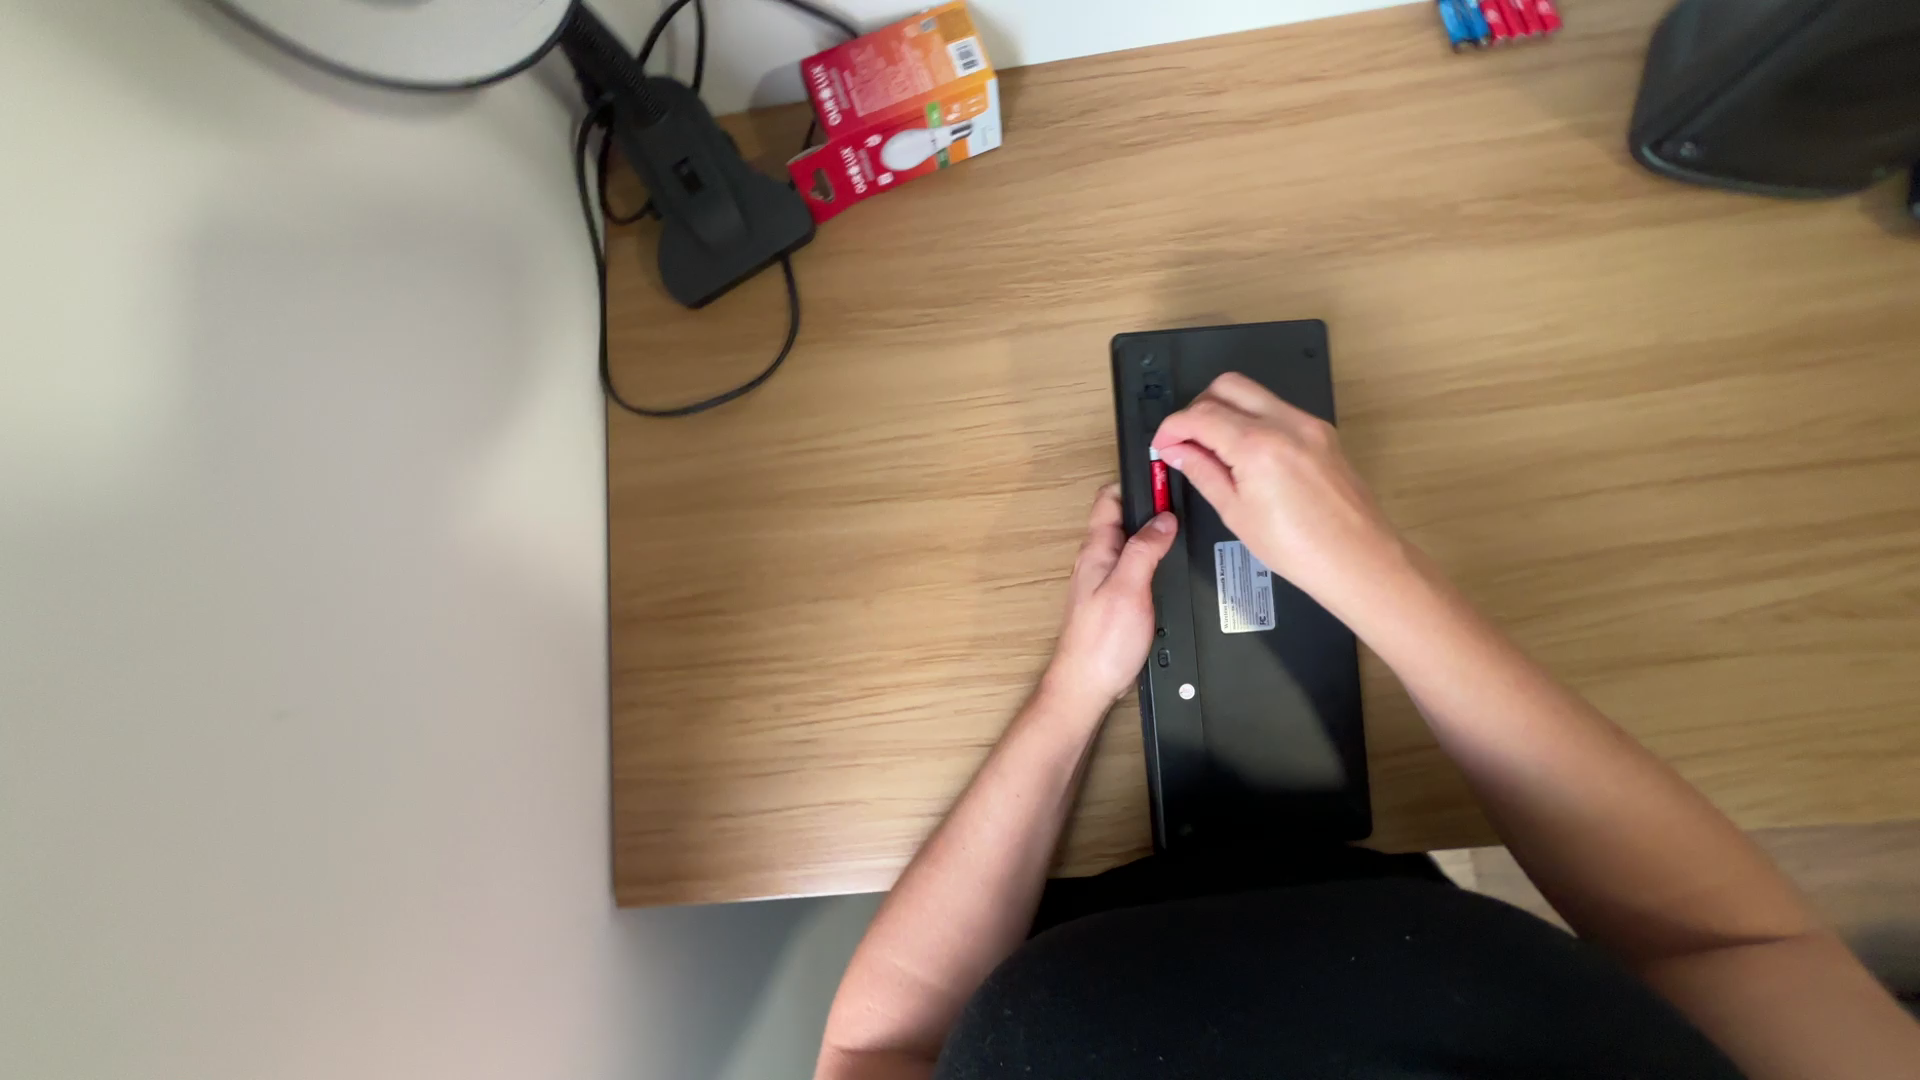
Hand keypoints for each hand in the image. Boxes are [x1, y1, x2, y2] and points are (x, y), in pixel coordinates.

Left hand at [1042, 484, 1178, 711]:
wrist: (1087, 685)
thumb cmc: (1101, 643)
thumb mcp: (1128, 588)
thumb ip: (1143, 550)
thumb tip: (1163, 520)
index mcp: (1096, 551)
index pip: (1109, 500)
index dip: (1135, 482)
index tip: (1161, 472)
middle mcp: (1097, 561)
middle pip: (1122, 518)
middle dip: (1148, 503)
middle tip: (1178, 492)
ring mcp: (1105, 581)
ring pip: (1129, 542)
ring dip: (1151, 530)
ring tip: (1178, 520)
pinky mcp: (1115, 600)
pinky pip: (1133, 566)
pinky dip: (1152, 556)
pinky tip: (1167, 561)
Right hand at [1151, 373, 1403, 601]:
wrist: (1358, 559)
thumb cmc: (1298, 548)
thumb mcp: (1234, 513)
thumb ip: (1202, 472)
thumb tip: (1177, 452)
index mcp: (1258, 445)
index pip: (1200, 415)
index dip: (1172, 428)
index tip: (1162, 445)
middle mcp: (1286, 423)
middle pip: (1226, 386)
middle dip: (1197, 408)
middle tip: (1185, 440)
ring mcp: (1308, 424)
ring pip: (1253, 393)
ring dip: (1224, 411)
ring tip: (1212, 449)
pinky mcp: (1321, 433)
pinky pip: (1277, 410)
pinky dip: (1251, 420)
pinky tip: (1243, 454)